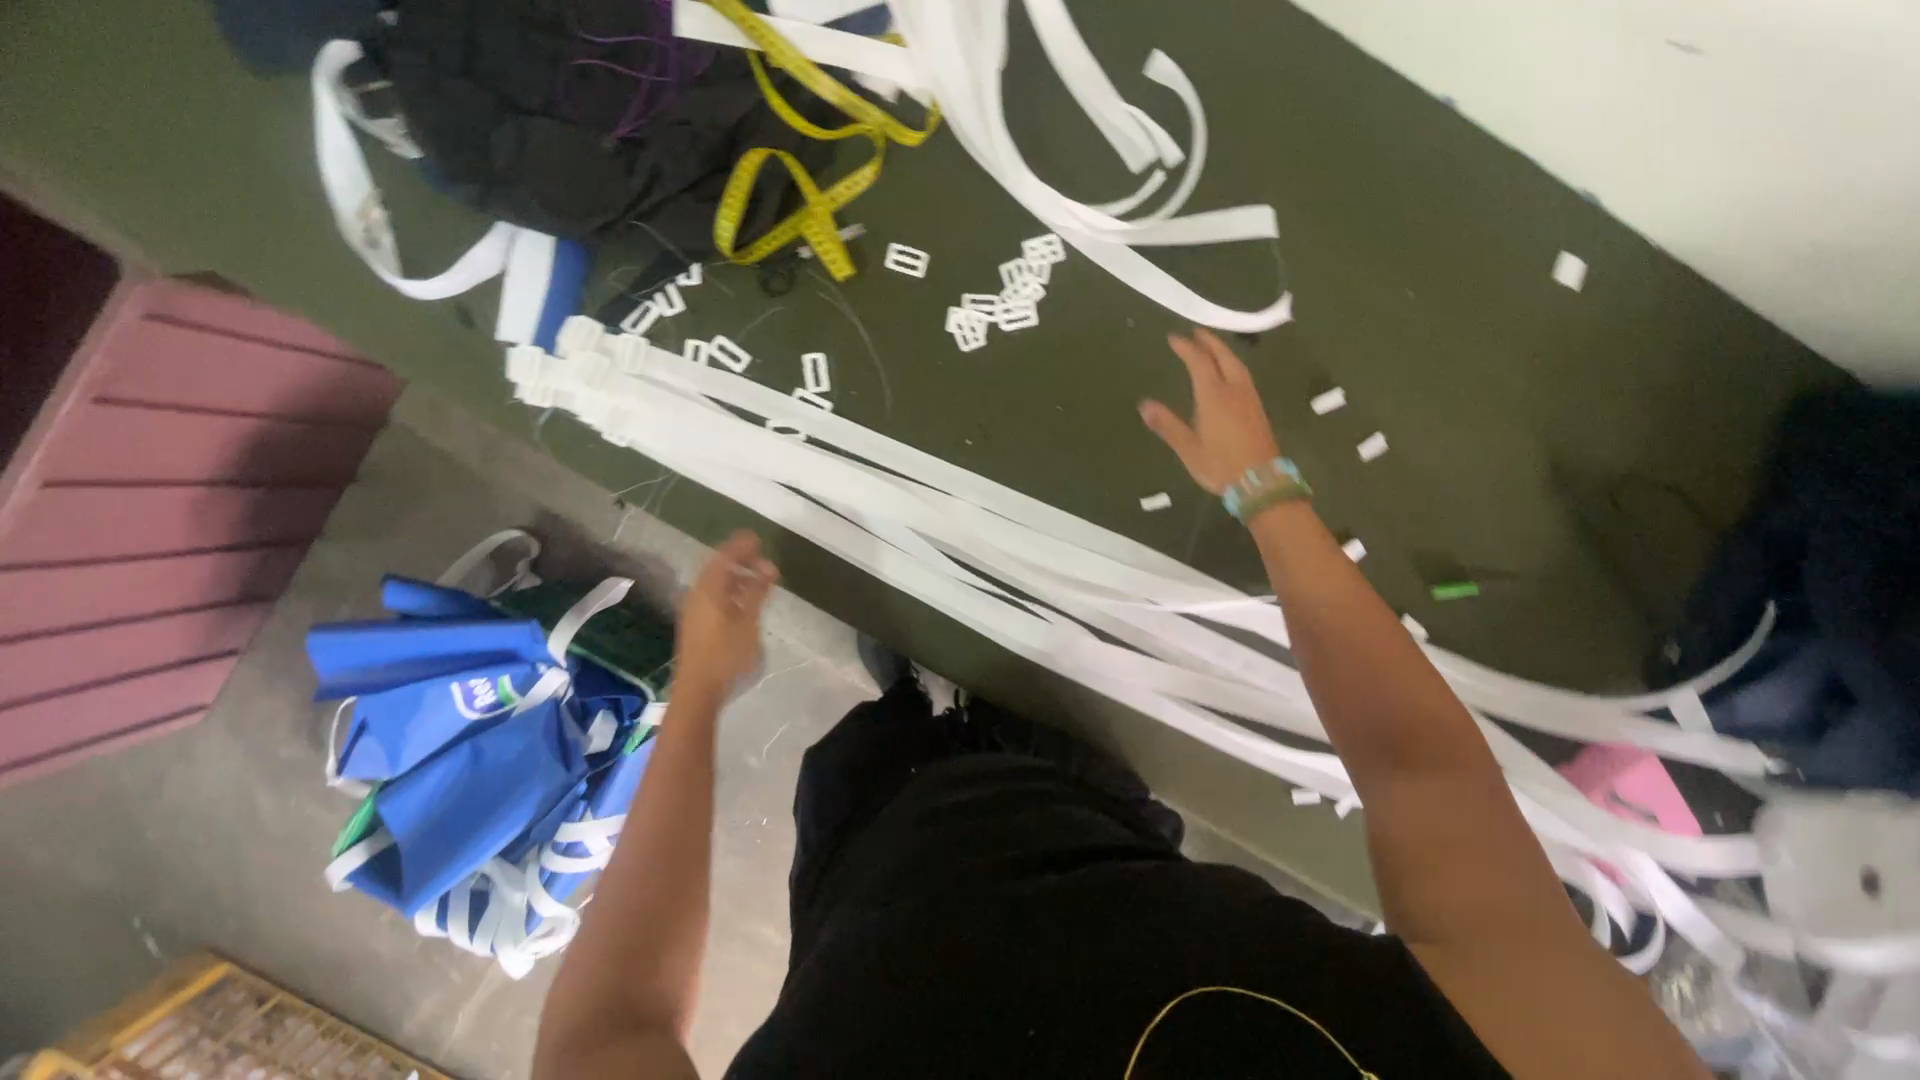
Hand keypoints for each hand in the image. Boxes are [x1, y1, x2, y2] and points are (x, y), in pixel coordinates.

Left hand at [673, 530, 778, 693]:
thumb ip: (757, 591)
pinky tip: (744, 602)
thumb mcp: (747, 621)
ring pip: (716, 585)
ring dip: (736, 577)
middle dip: (739, 561)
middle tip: (762, 559)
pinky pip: (714, 597)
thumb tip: (768, 565)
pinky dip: (730, 592)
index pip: (724, 557)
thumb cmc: (726, 654)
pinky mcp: (697, 625)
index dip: (740, 546)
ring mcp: (695, 611)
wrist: (698, 690)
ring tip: (758, 580)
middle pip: (718, 569)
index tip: (757, 538)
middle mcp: (698, 595)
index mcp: (709, 590)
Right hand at [1139, 328, 1280, 493]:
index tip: (1174, 338)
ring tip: (1212, 347)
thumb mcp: (1188, 448)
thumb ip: (1167, 425)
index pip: (1199, 363)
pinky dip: (1233, 365)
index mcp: (1213, 396)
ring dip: (1223, 351)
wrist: (1261, 481)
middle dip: (1209, 342)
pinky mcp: (1257, 409)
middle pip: (1223, 357)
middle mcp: (1234, 391)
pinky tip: (1229, 372)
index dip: (1186, 348)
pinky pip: (1244, 376)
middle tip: (1196, 332)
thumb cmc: (1220, 465)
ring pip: (1237, 365)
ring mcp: (1249, 399)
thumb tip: (1145, 405)